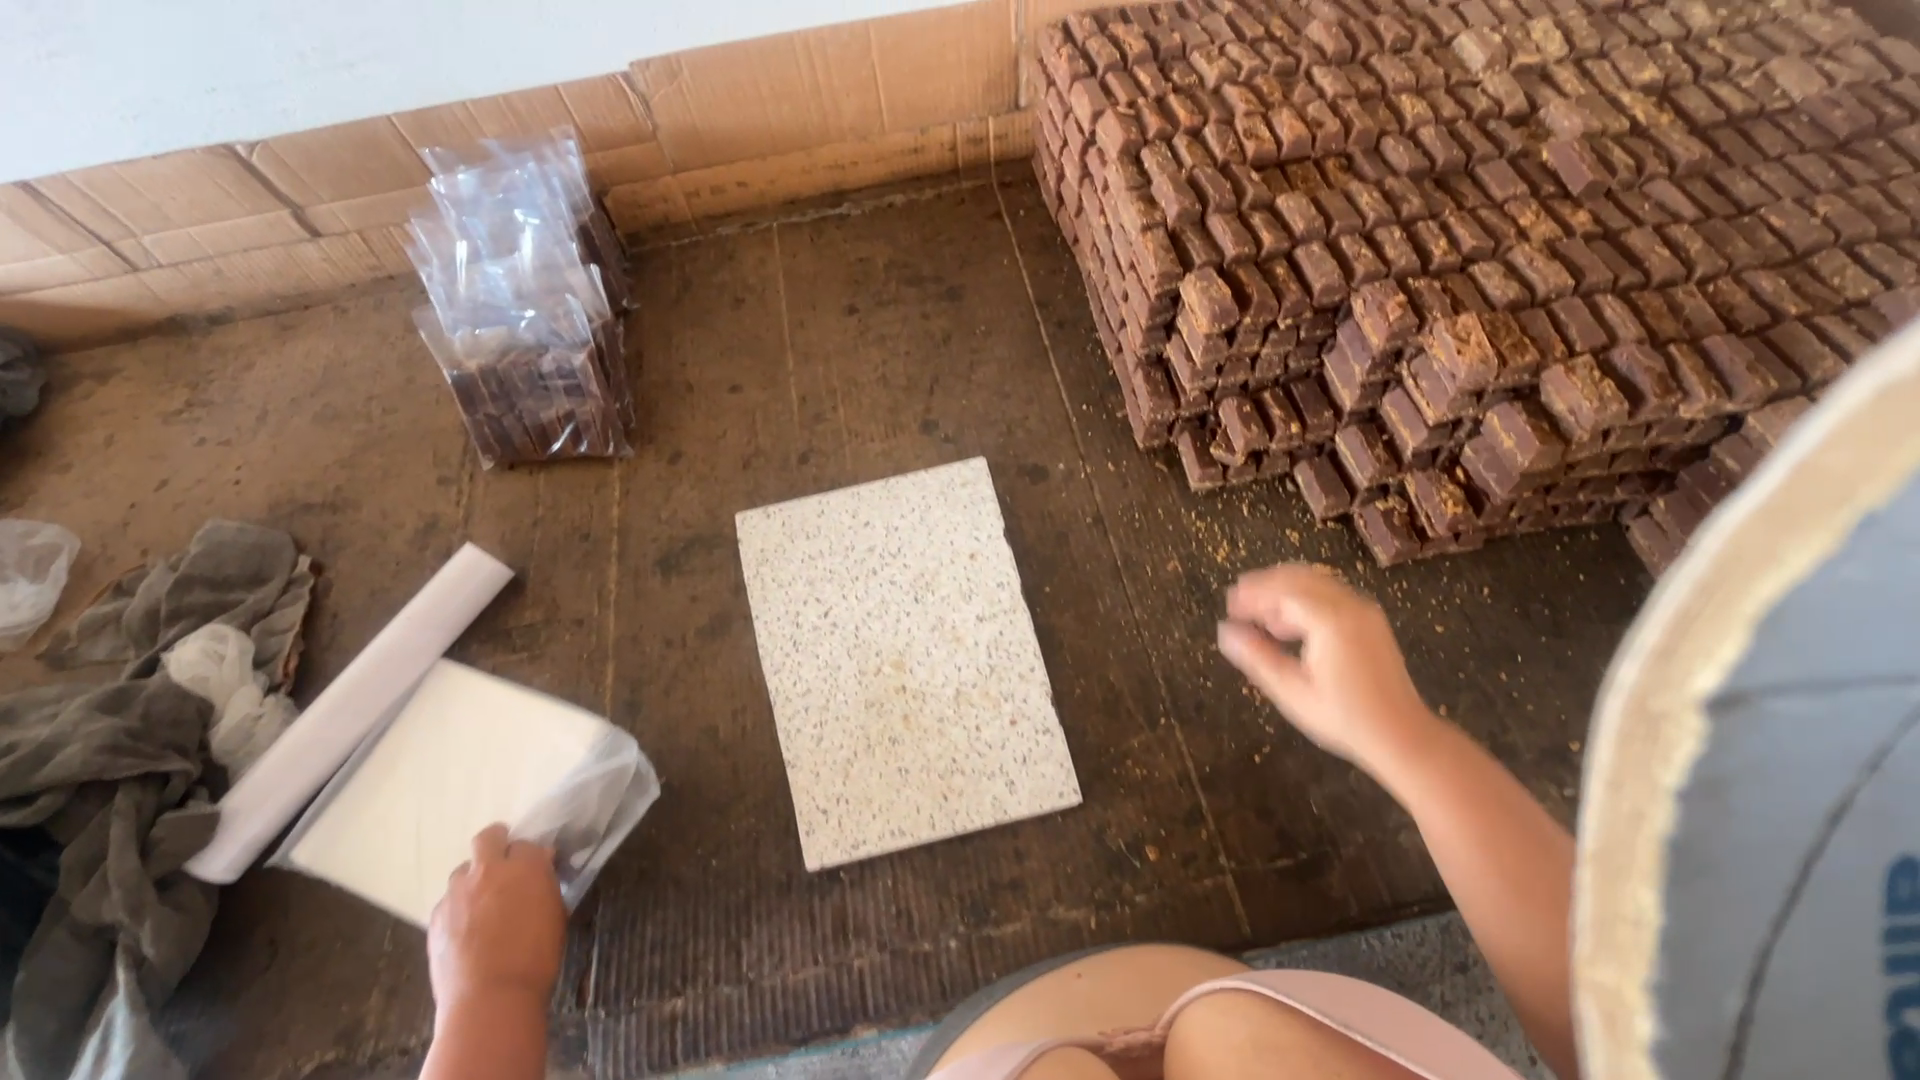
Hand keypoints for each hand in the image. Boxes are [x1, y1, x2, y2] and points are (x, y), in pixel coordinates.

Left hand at [429, 824, 565, 1011]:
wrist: (490, 997)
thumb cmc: (536, 957)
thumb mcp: (555, 915)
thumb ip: (544, 887)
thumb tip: (538, 875)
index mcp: (525, 867)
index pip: (527, 844)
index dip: (531, 856)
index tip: (537, 869)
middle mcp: (488, 871)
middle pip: (488, 837)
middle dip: (496, 842)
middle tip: (504, 863)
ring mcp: (457, 893)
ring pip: (463, 871)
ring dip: (474, 879)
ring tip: (483, 905)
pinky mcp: (435, 918)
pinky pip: (448, 902)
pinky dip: (459, 909)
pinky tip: (467, 933)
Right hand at [1217, 563, 1441, 774]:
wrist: (1402, 734)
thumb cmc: (1343, 717)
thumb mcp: (1291, 691)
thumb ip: (1257, 657)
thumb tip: (1225, 631)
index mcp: (1330, 621)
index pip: (1282, 591)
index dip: (1252, 595)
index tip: (1229, 606)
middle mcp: (1350, 606)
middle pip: (1299, 578)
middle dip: (1265, 586)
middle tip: (1238, 603)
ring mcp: (1364, 611)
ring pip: (1316, 583)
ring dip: (1284, 592)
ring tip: (1260, 617)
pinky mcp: (1371, 621)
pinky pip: (1331, 595)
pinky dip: (1304, 600)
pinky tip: (1290, 627)